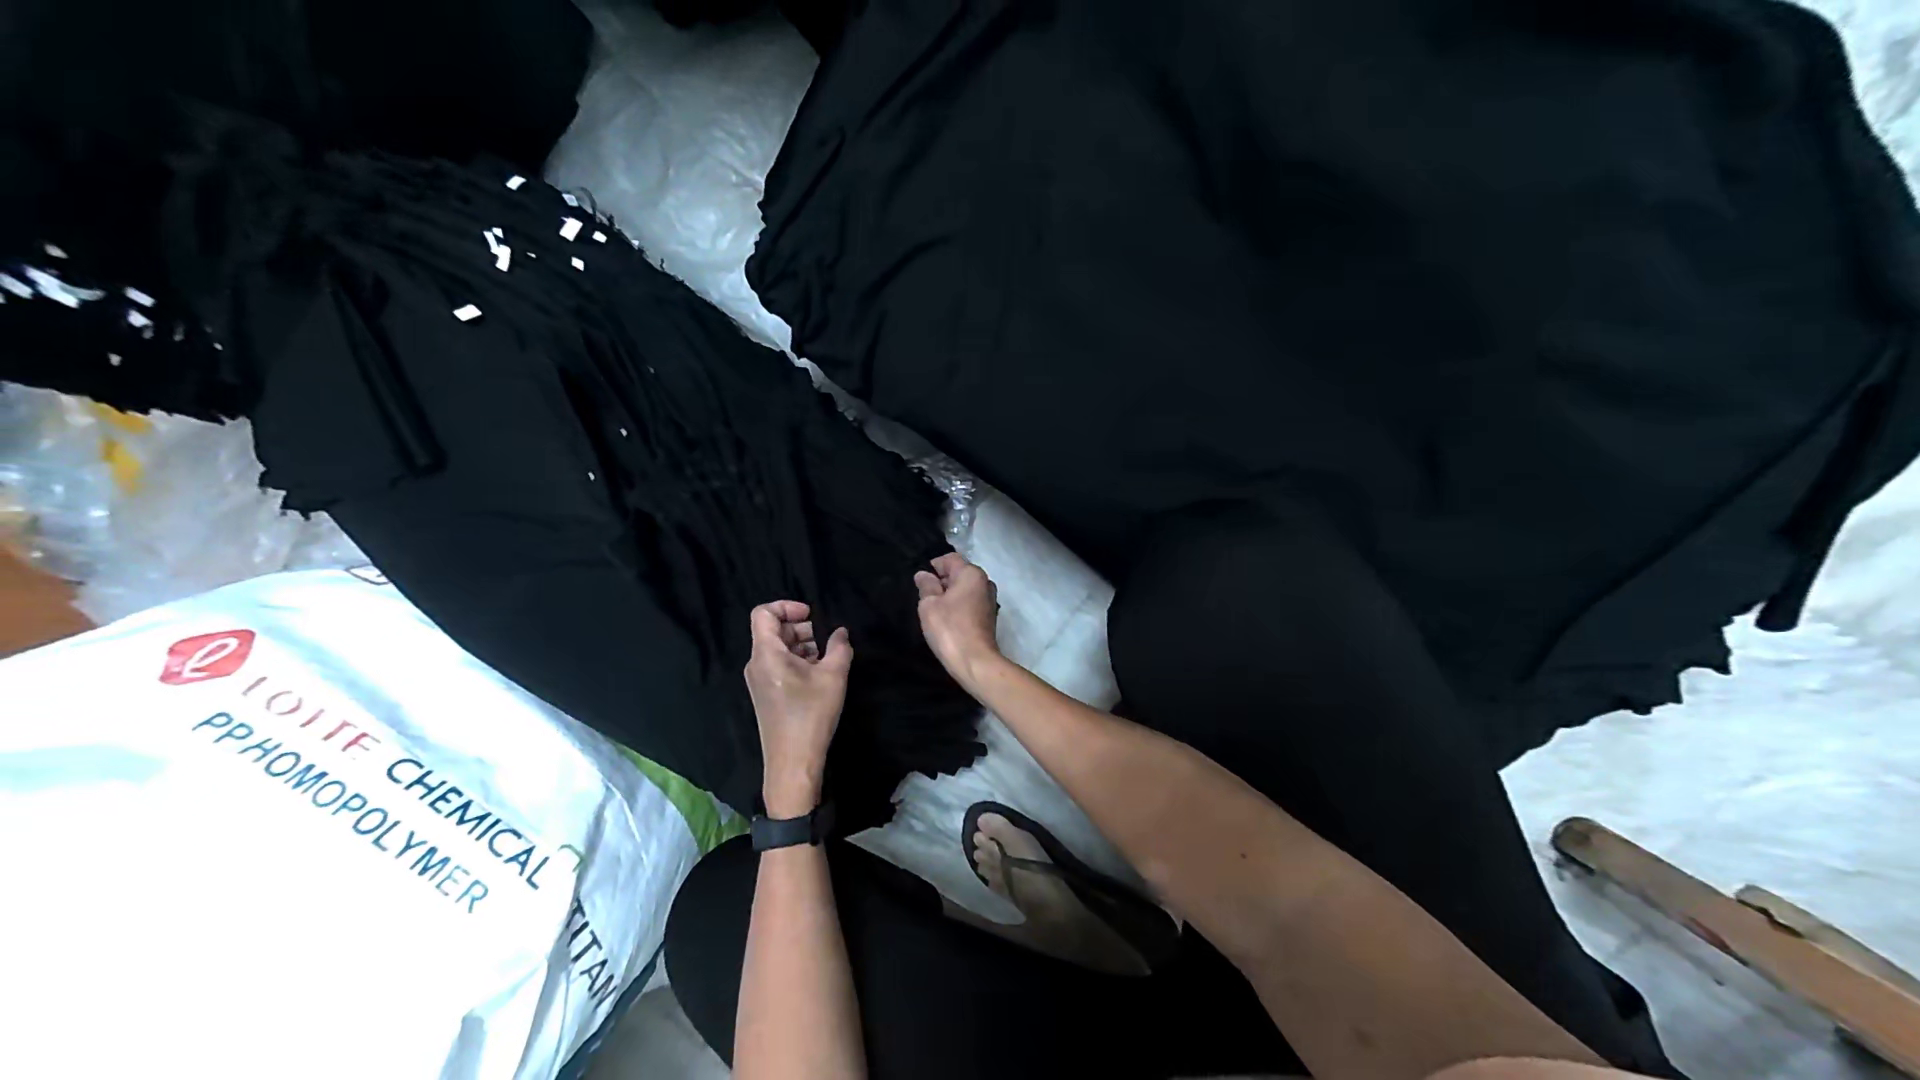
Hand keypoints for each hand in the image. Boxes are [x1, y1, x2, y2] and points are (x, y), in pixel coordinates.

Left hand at [743, 601, 852, 816]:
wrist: (793, 761)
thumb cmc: (811, 714)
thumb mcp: (833, 676)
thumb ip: (839, 647)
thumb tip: (840, 633)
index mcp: (766, 654)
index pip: (763, 613)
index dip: (786, 606)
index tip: (811, 615)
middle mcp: (756, 663)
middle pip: (771, 630)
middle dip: (799, 627)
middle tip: (824, 639)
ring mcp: (758, 680)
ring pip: (776, 648)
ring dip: (800, 645)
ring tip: (825, 657)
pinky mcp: (765, 694)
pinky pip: (777, 665)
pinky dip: (796, 661)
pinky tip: (818, 674)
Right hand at [913, 553, 1002, 688]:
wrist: (975, 662)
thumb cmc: (950, 629)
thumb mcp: (929, 604)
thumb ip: (926, 585)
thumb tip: (923, 574)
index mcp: (972, 574)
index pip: (949, 559)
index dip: (932, 567)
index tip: (920, 582)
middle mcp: (985, 582)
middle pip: (959, 573)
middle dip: (941, 581)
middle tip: (924, 597)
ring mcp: (990, 600)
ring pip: (965, 589)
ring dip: (950, 596)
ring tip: (934, 611)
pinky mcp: (989, 617)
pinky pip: (970, 603)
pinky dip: (958, 607)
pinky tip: (947, 621)